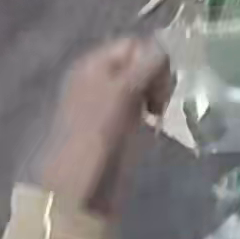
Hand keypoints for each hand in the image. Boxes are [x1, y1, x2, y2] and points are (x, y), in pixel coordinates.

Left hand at [30, 38, 171, 205]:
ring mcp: (106, 101)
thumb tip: (166, 48)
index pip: (134, 45)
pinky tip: (151, 122)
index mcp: (94, 63)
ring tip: (156, 113)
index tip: (161, 84)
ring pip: (143, 83)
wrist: (74, 193)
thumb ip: (147, 65)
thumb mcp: (122, 93)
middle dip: (155, 76)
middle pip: (140, 61)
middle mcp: (99, 77)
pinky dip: (149, 108)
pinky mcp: (115, 124)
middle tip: (160, 100)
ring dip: (155, 93)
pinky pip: (139, 103)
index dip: (152, 59)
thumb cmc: (95, 136)